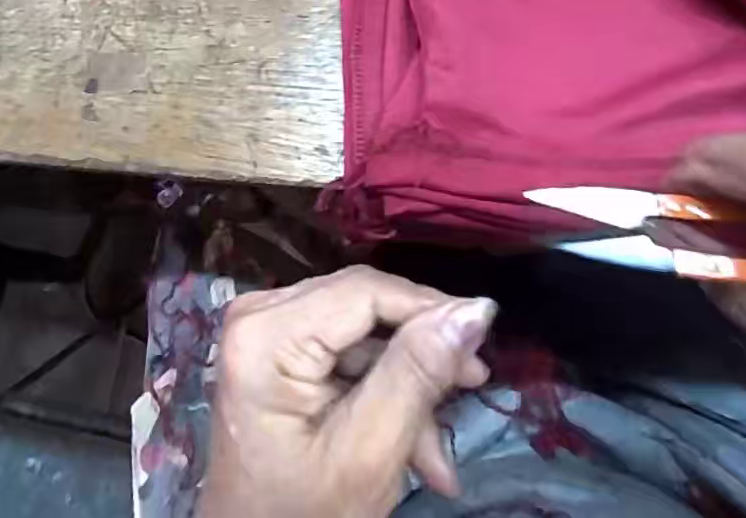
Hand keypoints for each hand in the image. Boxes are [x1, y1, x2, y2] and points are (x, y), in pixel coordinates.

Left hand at [198, 266, 495, 517]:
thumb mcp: (368, 454)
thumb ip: (417, 373)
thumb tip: (475, 308)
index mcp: (267, 333)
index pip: (365, 291)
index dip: (429, 306)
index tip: (484, 330)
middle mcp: (261, 312)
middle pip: (364, 305)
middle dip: (420, 348)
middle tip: (474, 379)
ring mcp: (266, 326)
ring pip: (362, 329)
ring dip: (406, 378)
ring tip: (440, 441)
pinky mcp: (276, 344)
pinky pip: (344, 348)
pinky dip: (381, 387)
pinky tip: (414, 441)